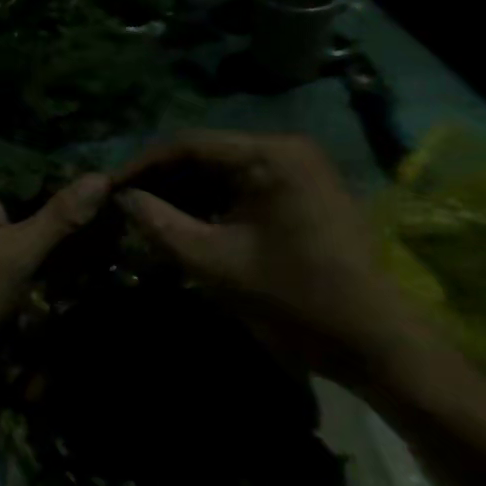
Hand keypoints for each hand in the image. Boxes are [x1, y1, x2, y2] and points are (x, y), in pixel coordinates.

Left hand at [0, 174, 110, 361]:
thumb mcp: (19, 252)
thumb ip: (60, 217)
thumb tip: (103, 177)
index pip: (33, 173)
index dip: (70, 181)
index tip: (108, 191)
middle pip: (31, 200)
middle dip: (65, 212)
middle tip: (108, 218)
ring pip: (28, 226)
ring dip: (56, 235)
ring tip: (99, 237)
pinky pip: (20, 248)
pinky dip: (42, 254)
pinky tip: (71, 259)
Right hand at [113, 131, 417, 377]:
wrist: (375, 341)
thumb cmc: (295, 300)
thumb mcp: (217, 265)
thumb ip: (163, 226)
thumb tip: (123, 199)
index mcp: (270, 155)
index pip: (190, 144)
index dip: (144, 166)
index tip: (110, 189)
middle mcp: (286, 148)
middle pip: (209, 155)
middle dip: (166, 182)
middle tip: (127, 209)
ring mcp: (299, 170)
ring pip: (226, 173)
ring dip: (188, 195)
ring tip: (150, 220)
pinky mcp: (304, 192)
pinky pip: (247, 188)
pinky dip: (216, 206)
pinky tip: (189, 226)